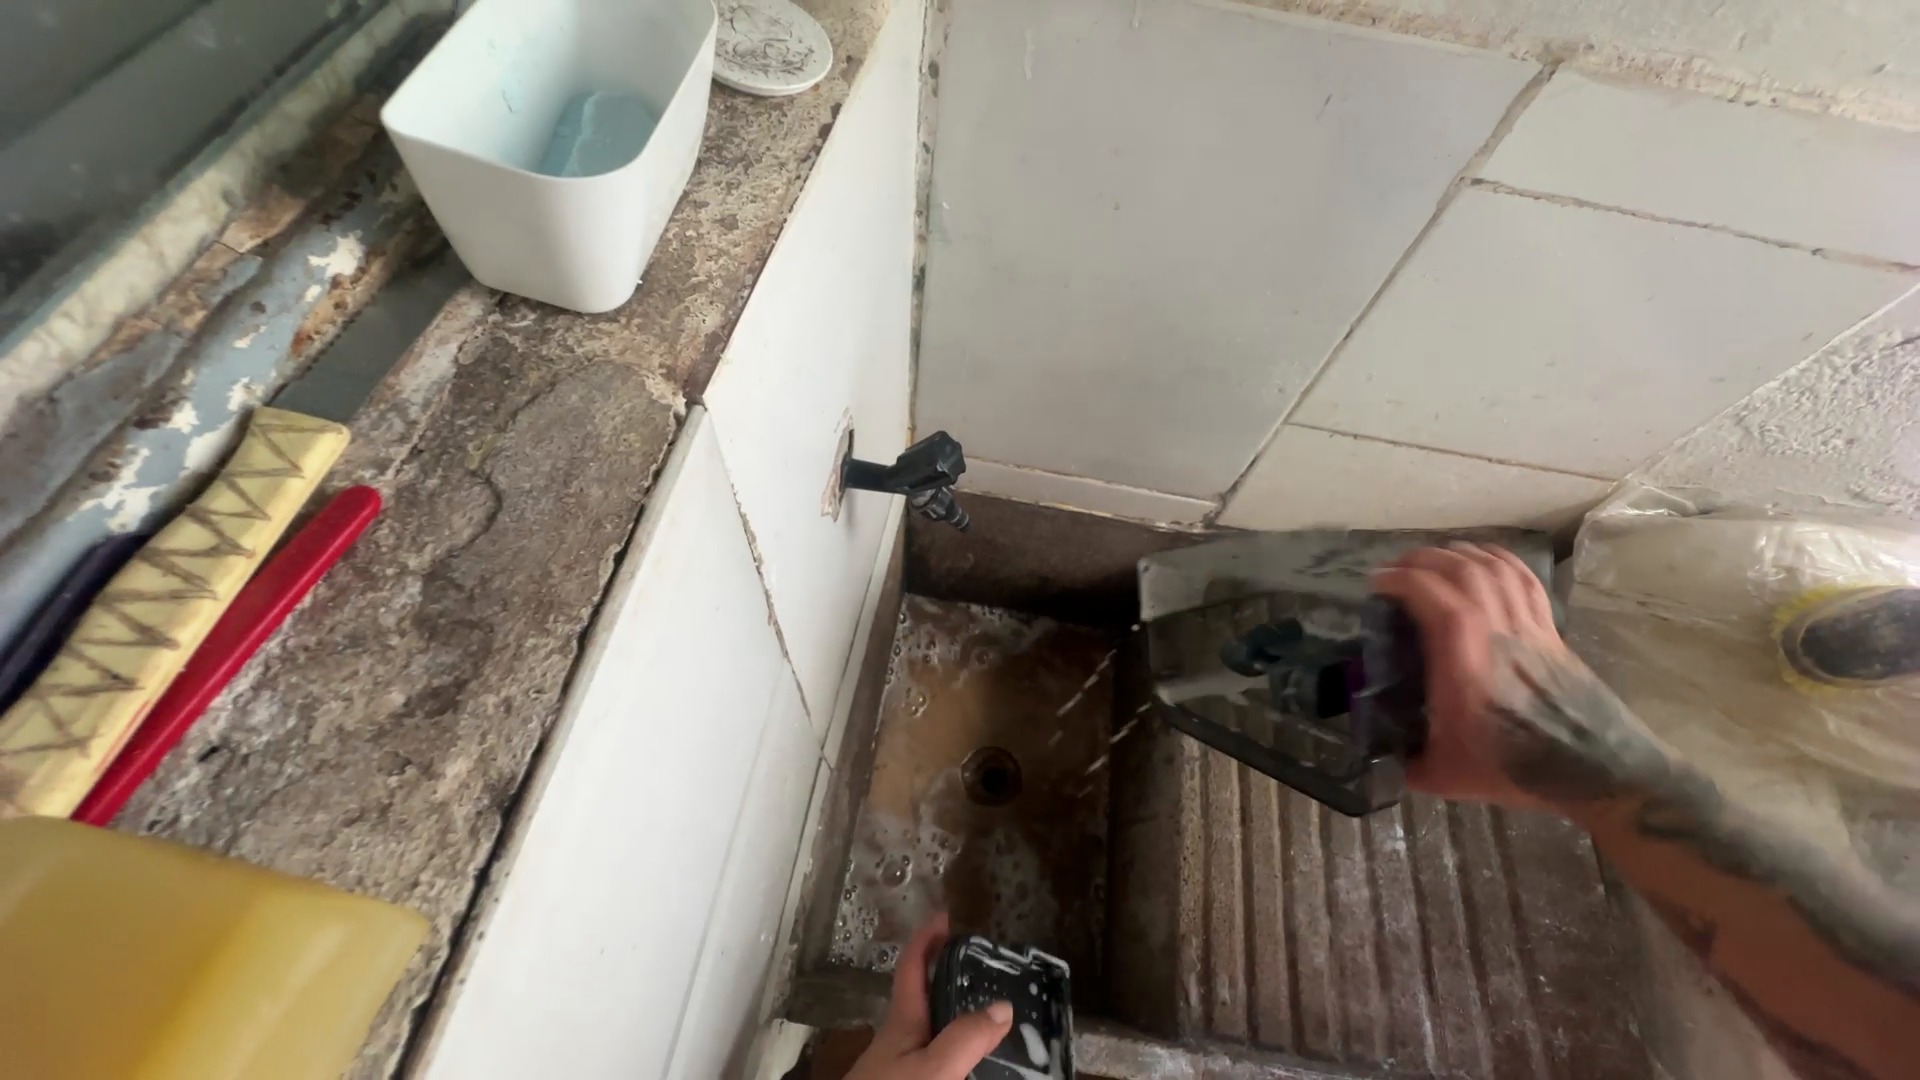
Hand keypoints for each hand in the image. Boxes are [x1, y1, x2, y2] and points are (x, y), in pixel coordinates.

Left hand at [845, 913, 1013, 1079]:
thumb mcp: (933, 1070)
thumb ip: (966, 1038)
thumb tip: (1003, 1004)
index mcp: (902, 1021)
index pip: (913, 965)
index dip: (928, 936)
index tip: (948, 914)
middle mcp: (900, 1041)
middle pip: (925, 998)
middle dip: (952, 979)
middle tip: (990, 971)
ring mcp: (901, 1069)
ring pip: (933, 1034)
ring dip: (959, 1021)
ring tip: (996, 1020)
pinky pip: (936, 1064)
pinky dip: (958, 1057)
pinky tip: (976, 1066)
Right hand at [1371, 542, 1573, 812]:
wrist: (1602, 775)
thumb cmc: (1518, 771)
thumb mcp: (1444, 775)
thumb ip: (1403, 760)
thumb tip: (1376, 751)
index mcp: (1464, 662)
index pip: (1431, 596)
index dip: (1398, 581)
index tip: (1375, 586)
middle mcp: (1497, 634)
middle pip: (1461, 570)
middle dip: (1421, 560)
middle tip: (1395, 570)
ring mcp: (1528, 629)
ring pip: (1493, 568)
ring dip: (1457, 555)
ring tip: (1431, 560)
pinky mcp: (1550, 631)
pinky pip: (1523, 580)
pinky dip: (1497, 560)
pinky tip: (1480, 560)